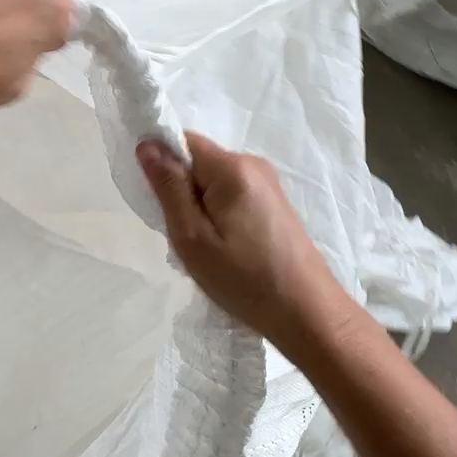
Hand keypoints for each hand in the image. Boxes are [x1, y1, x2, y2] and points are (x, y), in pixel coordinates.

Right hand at [137, 132, 358, 350]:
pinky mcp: (274, 203)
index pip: (181, 140)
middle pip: (197, 161)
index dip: (160, 162)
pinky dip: (216, 213)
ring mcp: (267, 184)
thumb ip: (169, 187)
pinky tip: (222, 246)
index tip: (154, 199)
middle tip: (179, 231)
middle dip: (179, 188)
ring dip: (197, 205)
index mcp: (232, 168)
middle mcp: (253, 165)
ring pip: (212, 180)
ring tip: (202, 245)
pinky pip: (230, 193)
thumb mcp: (192, 236)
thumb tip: (147, 145)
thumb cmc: (245, 279)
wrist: (309, 315)